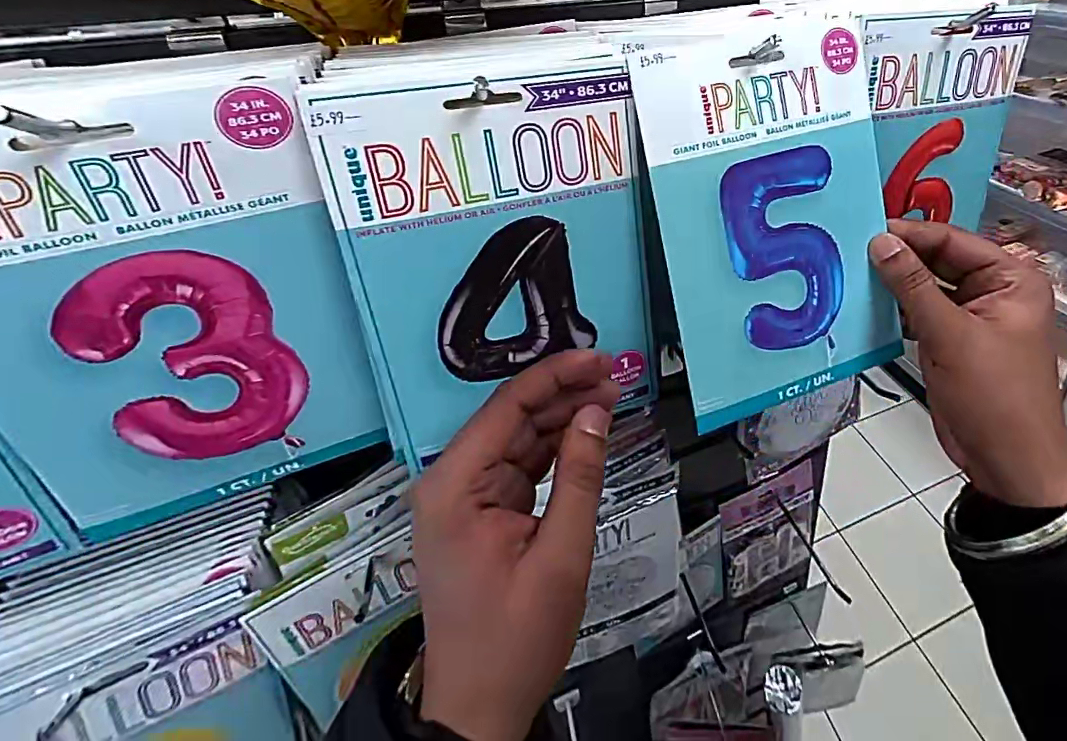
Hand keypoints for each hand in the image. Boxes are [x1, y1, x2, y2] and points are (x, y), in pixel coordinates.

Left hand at [414, 350, 620, 740]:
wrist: (479, 707)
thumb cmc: (515, 639)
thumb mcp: (561, 554)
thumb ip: (580, 476)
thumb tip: (596, 412)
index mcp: (454, 487)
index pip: (507, 407)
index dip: (556, 376)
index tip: (599, 360)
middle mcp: (452, 482)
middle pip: (513, 416)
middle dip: (565, 393)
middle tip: (615, 379)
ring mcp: (466, 495)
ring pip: (520, 435)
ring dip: (564, 417)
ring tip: (610, 400)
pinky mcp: (482, 508)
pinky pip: (523, 462)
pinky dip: (556, 446)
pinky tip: (587, 433)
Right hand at [868, 219, 1066, 509]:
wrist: (1008, 465)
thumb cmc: (997, 401)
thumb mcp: (951, 336)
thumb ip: (912, 285)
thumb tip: (883, 243)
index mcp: (1012, 280)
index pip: (954, 241)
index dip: (911, 235)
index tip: (871, 230)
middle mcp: (995, 292)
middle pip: (939, 261)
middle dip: (901, 259)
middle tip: (856, 251)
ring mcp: (973, 316)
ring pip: (927, 286)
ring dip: (896, 285)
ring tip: (856, 275)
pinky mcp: (953, 340)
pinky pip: (922, 312)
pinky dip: (898, 310)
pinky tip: (870, 306)